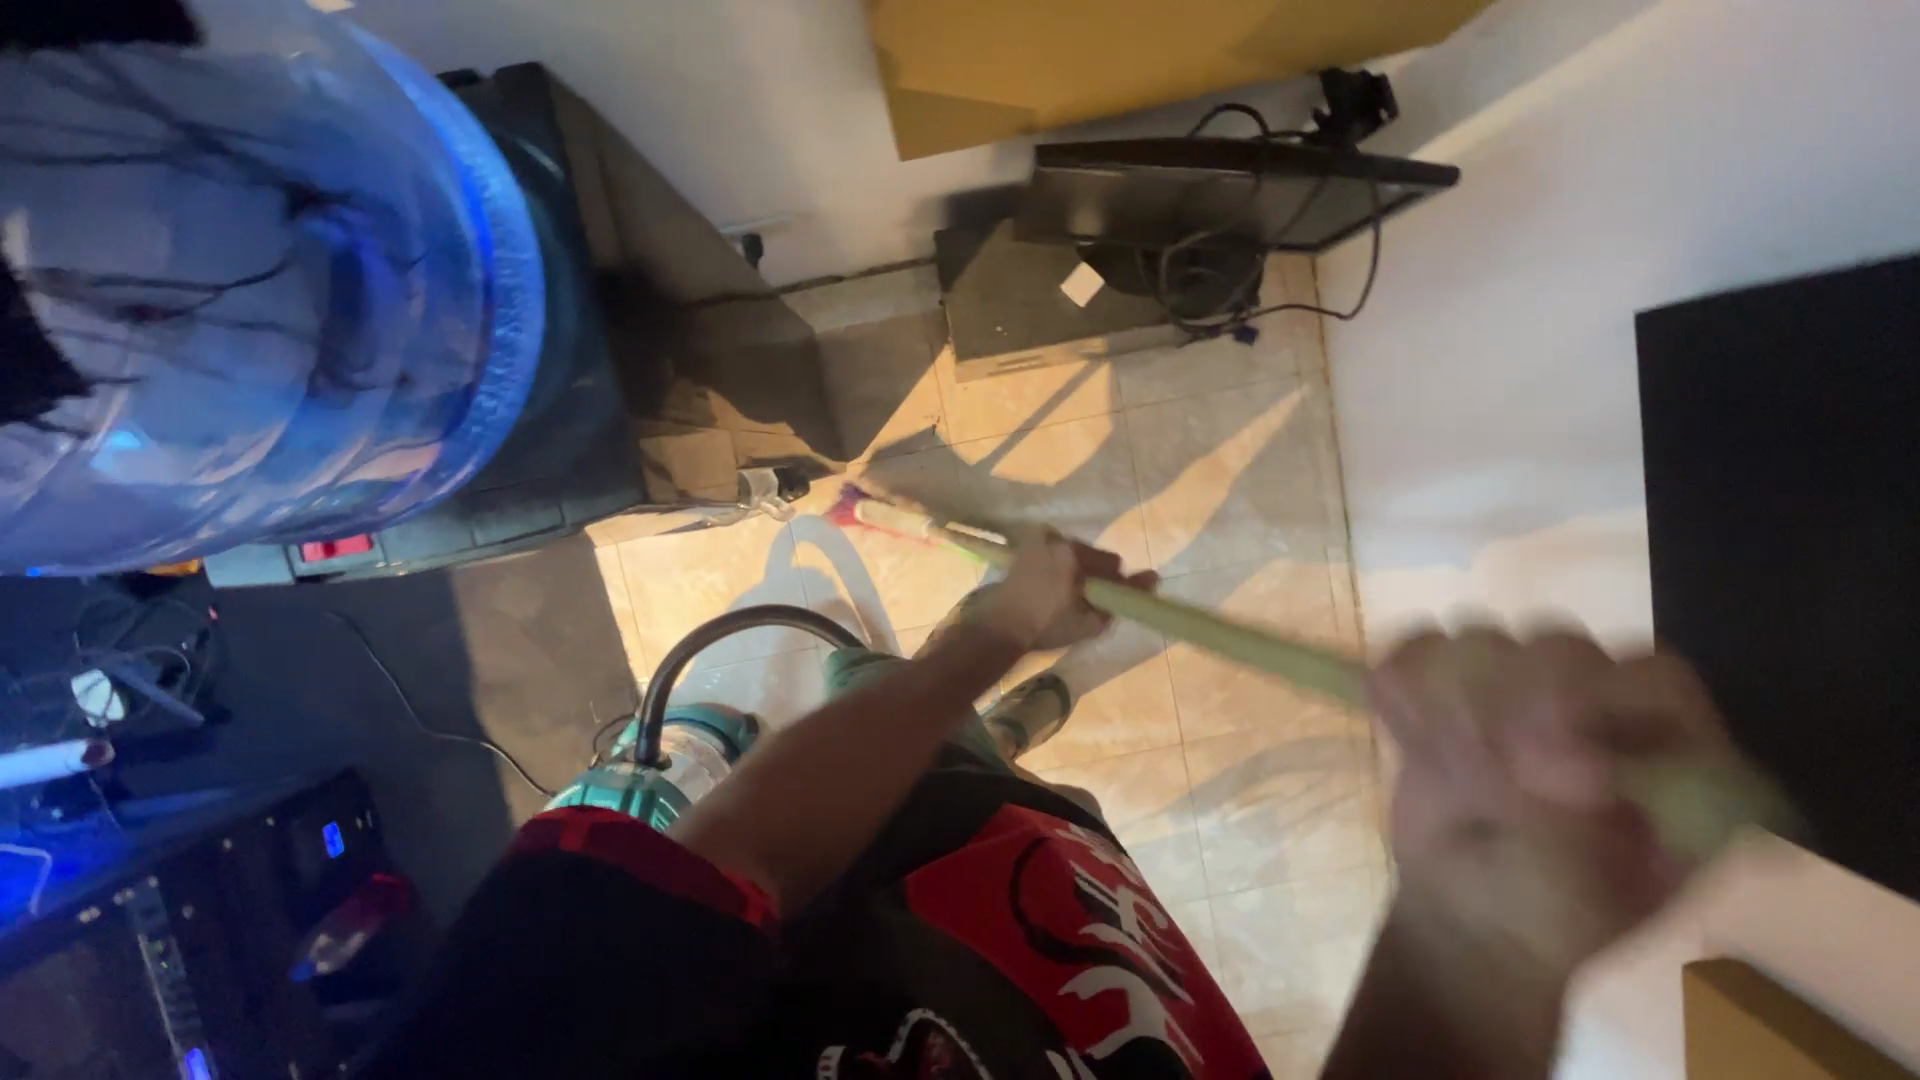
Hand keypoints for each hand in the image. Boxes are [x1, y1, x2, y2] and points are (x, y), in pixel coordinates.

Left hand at [973, 528, 1157, 650]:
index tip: (1105, 600)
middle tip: (1082, 599)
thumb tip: (1154, 577)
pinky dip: (1057, 564)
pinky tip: (1049, 586)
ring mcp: (1036, 540)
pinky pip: (1053, 552)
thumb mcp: (1092, 619)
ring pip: (1071, 552)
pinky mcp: (1024, 547)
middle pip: (1090, 554)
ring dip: (1074, 568)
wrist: (1001, 627)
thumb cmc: (1047, 625)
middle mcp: (1055, 538)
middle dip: (1092, 573)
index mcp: (1073, 552)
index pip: (1111, 562)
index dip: (1113, 583)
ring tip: (1064, 595)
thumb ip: (1124, 596)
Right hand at [1368, 626, 1734, 981]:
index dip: (1598, 701)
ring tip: (1445, 767)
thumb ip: (1572, 817)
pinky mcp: (1442, 684)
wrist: (1465, 914)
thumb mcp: (1581, 891)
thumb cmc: (1544, 915)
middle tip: (1477, 775)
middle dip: (1505, 707)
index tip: (1536, 761)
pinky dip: (1398, 689)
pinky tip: (1407, 737)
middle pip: (1555, 647)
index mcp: (1665, 749)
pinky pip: (1411, 649)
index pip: (1650, 675)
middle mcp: (1597, 702)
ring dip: (1445, 704)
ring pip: (1478, 640)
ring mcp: (1515, 685)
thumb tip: (1545, 755)